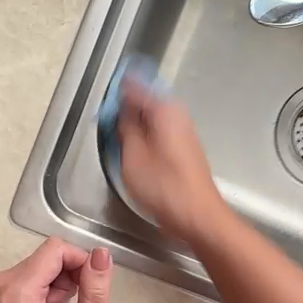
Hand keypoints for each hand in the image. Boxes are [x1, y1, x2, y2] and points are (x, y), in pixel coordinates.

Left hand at [0, 238, 111, 302]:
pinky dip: (49, 283)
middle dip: (70, 273)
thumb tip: (102, 253)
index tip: (88, 289)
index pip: (56, 250)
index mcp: (18, 293)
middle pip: (49, 254)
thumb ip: (95, 292)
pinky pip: (35, 268)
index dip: (80, 262)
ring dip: (61, 279)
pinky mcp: (0, 286)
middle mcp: (2, 282)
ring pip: (44, 260)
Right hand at [118, 83, 229, 242]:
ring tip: (120, 139)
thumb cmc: (166, 189)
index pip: (135, 86)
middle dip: (127, 109)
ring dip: (136, 125)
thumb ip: (124, 128)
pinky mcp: (187, 149)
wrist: (199, 216)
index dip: (116, 92)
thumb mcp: (132, 156)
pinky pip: (161, 133)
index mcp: (165, 110)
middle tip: (109, 123)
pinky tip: (137, 153)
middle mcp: (179, 115)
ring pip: (154, 118)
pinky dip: (147, 137)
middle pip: (147, 101)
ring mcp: (186, 132)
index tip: (103, 102)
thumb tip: (120, 112)